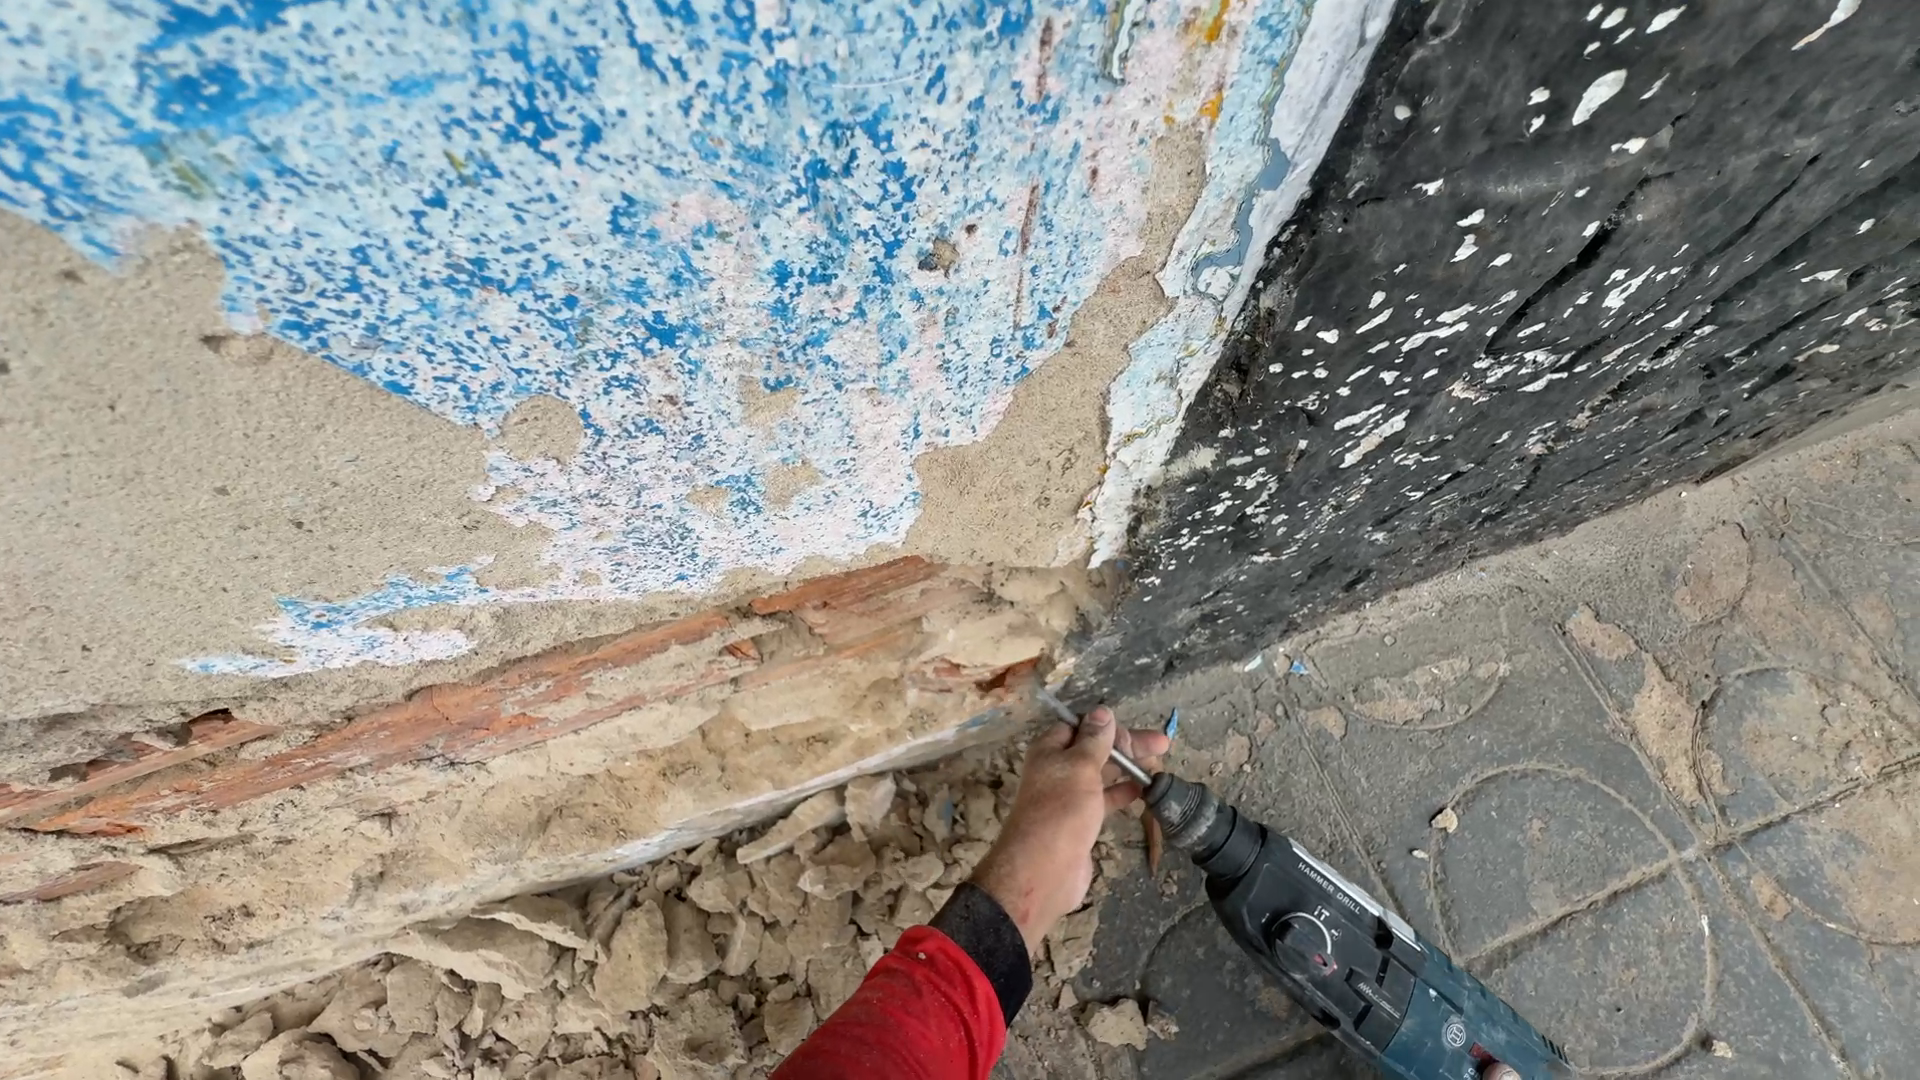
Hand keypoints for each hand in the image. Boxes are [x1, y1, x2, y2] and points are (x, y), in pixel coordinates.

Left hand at [970, 707, 1170, 954]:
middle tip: (1162, 744)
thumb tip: (1103, 711)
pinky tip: (1143, 791)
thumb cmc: (1061, 809)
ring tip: (1158, 766)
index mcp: (1051, 749)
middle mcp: (1058, 768)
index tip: (1132, 732)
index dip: (1106, 726)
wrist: (1045, 869)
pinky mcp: (1080, 819)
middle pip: (1095, 749)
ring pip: (1102, 774)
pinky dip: (1123, 792)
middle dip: (1127, 746)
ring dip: (1128, 769)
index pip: (1080, 726)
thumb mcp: (1080, 766)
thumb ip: (1095, 740)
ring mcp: (1069, 795)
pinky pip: (1104, 798)